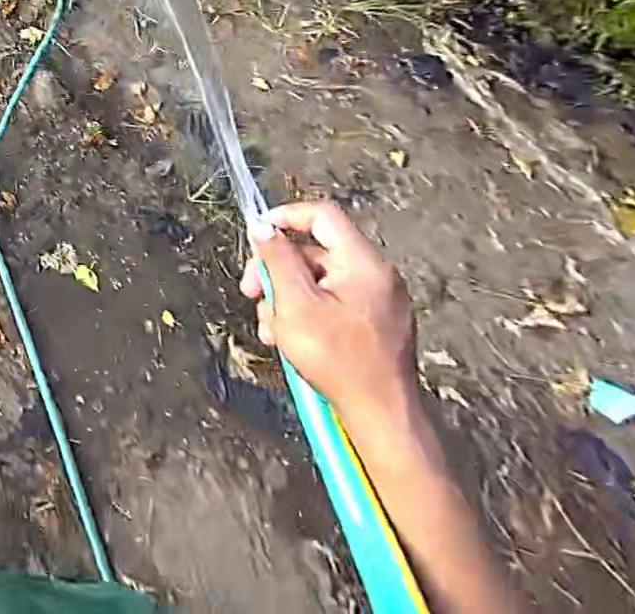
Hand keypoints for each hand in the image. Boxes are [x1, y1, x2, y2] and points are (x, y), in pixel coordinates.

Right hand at [241, 200, 417, 425]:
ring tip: (271, 329)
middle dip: (276, 270)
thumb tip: (261, 225)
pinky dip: (305, 312)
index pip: (321, 215)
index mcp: (363, 263)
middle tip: (252, 292)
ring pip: (317, 280)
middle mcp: (375, 275)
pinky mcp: (374, 323)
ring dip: (285, 298)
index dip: (285, 217)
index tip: (257, 235)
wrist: (382, 418)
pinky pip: (332, 302)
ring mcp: (378, 300)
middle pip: (314, 251)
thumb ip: (277, 259)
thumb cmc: (338, 360)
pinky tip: (289, 338)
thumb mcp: (295, 304)